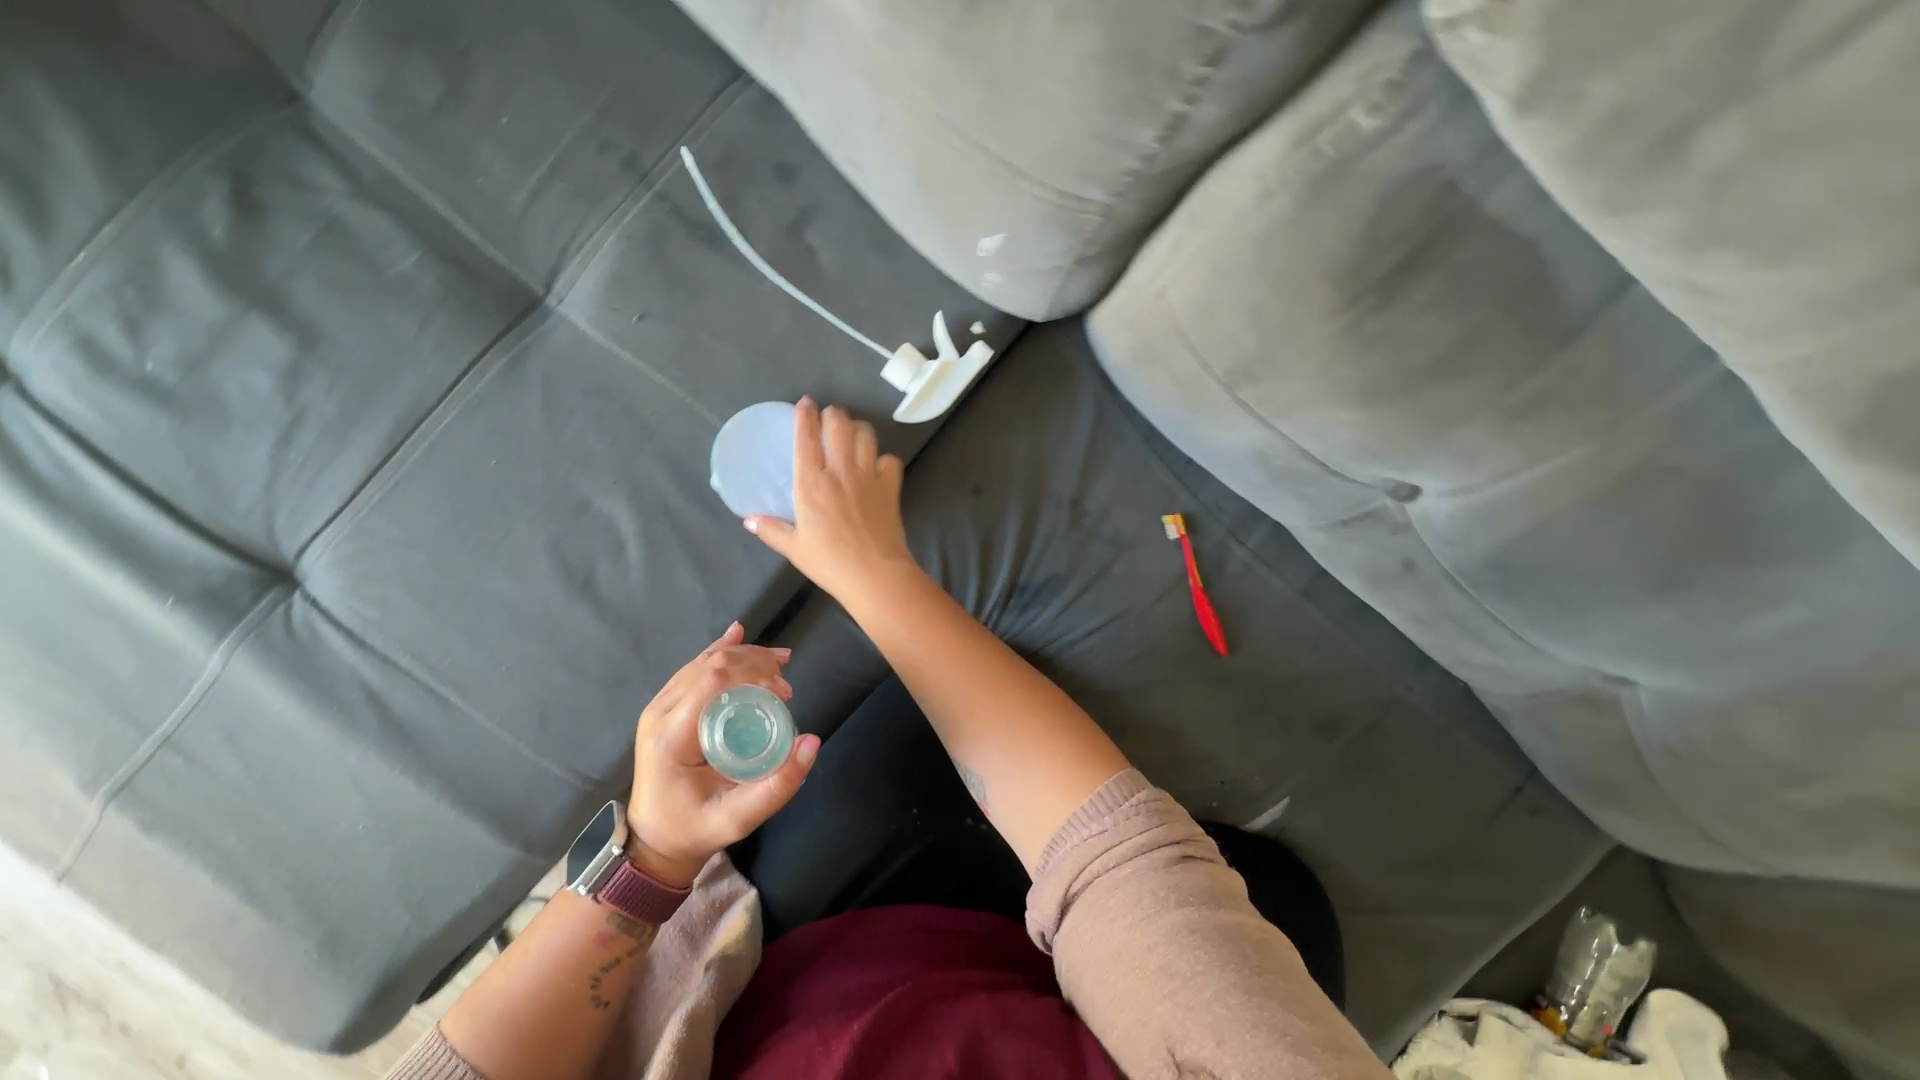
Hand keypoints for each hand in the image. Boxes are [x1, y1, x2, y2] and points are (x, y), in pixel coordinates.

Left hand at [626, 622, 820, 886]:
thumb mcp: (739, 818)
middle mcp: (659, 714)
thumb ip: (778, 786)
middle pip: (709, 665)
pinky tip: (739, 634)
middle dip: (754, 663)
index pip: (711, 682)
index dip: (753, 673)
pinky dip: (721, 652)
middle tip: (787, 688)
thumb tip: (812, 742)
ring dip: (744, 657)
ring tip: (780, 665)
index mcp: (672, 737)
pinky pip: (693, 669)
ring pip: (702, 662)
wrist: (655, 840)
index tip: (784, 692)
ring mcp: (658, 707)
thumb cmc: (696, 828)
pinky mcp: (663, 707)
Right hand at [745, 398, 918, 603]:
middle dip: (834, 414)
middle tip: (829, 417)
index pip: (806, 437)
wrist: (875, 574)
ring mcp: (869, 477)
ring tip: (853, 433)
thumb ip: (771, 530)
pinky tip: (878, 466)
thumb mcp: (794, 548)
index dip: (805, 415)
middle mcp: (840, 471)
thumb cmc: (829, 562)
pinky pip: (890, 460)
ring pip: (866, 435)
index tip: (804, 403)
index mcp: (811, 483)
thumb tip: (749, 520)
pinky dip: (884, 459)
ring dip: (858, 429)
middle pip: (839, 424)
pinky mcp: (891, 488)